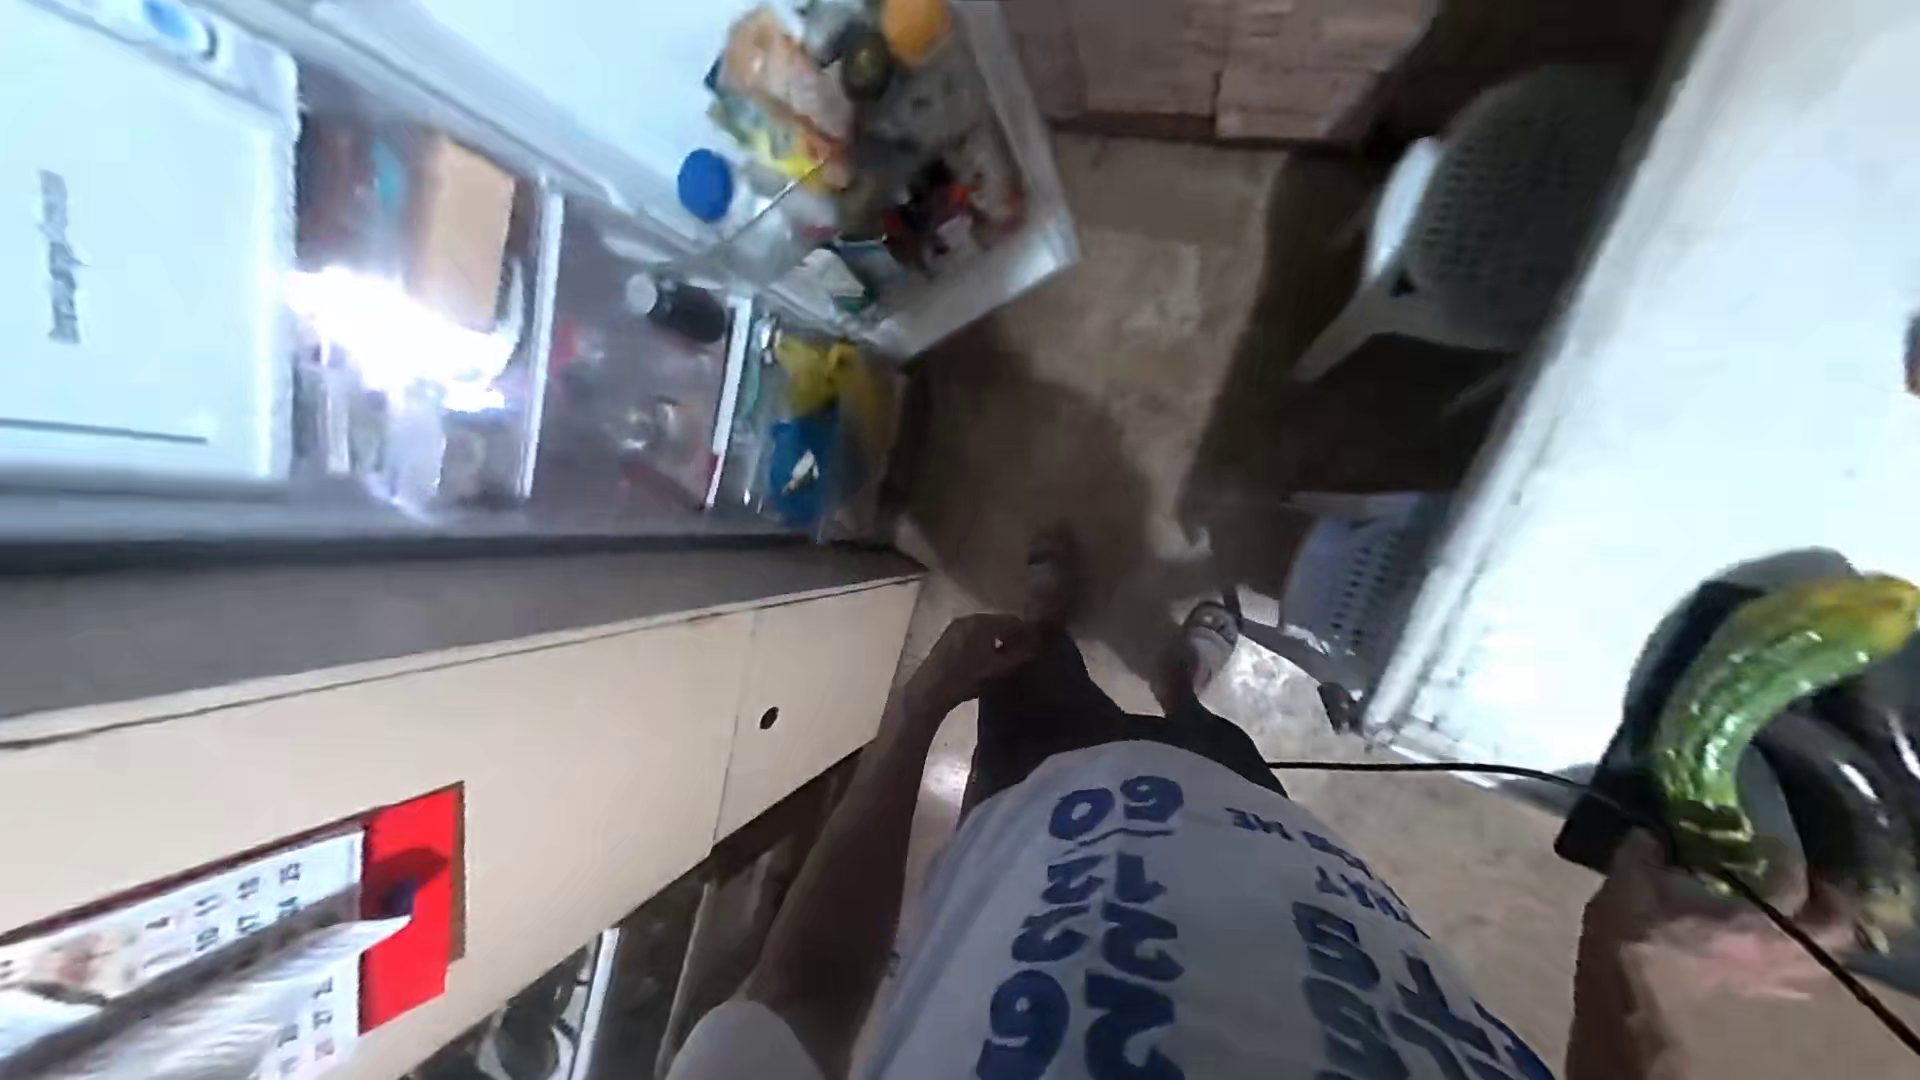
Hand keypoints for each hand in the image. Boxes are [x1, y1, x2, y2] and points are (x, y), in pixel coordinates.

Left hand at [902, 614, 1039, 719]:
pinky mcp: (948, 635)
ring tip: (1003, 657)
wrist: (931, 689)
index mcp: (984, 623)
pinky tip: (983, 657)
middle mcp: (970, 618)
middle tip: (1020, 652)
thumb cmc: (966, 678)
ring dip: (996, 638)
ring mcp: (957, 625)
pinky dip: (982, 640)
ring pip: (984, 626)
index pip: (1013, 621)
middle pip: (998, 621)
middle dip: (1011, 635)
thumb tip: (1034, 649)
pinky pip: (972, 632)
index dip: (1026, 633)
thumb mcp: (997, 669)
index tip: (1033, 646)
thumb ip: (1017, 657)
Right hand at [1583, 830, 1857, 1002]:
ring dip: (1824, 933)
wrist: (1629, 983)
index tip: (1769, 840)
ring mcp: (1775, 976)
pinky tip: (1783, 949)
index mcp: (1753, 922)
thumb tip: (1650, 832)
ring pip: (1829, 957)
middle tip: (1808, 877)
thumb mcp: (1627, 881)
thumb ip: (1641, 852)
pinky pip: (1806, 976)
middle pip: (1836, 930)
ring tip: (1801, 912)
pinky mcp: (1761, 990)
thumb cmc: (1634, 931)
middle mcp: (1780, 951)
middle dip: (1829, 901)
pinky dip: (1806, 958)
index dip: (1786, 860)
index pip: (1794, 887)